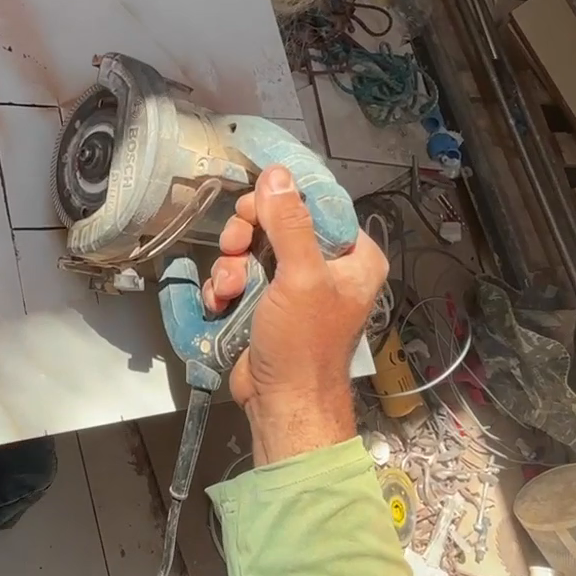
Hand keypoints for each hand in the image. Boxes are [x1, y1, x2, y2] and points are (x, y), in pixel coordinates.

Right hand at [202, 165, 388, 462]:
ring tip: (230, 291)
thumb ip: (289, 224)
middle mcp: (326, 266)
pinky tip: (222, 304)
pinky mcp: (266, 303)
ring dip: (231, 266)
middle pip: (277, 224)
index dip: (280, 201)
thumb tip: (277, 174)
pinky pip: (239, 276)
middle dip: (246, 238)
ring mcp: (293, 286)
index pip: (316, 205)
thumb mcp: (300, 277)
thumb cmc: (303, 343)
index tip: (252, 207)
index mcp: (353, 255)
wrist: (282, 402)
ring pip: (251, 250)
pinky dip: (225, 287)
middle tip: (234, 248)